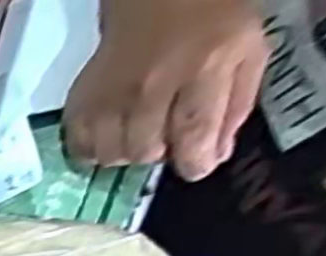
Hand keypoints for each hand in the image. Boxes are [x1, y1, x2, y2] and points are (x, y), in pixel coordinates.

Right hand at [64, 0, 267, 180]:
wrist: (158, 0)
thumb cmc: (210, 24)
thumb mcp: (246, 53)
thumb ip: (235, 105)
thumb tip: (214, 156)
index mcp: (204, 66)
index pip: (194, 130)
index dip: (196, 160)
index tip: (197, 169)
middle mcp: (151, 86)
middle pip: (145, 151)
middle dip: (160, 153)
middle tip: (166, 138)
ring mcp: (108, 99)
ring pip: (111, 156)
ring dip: (127, 154)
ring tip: (138, 136)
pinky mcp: (79, 108)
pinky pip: (81, 150)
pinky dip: (96, 151)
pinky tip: (112, 136)